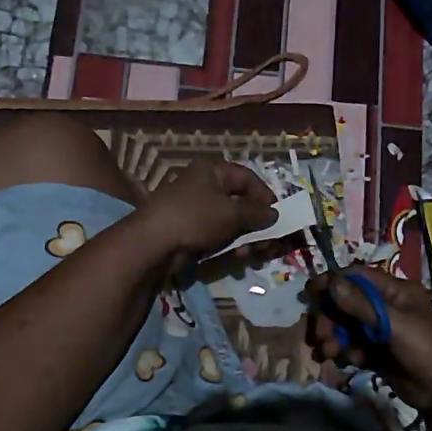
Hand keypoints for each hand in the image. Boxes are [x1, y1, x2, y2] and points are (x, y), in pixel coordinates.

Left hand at [132, 161, 276, 269]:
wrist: (154, 243)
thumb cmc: (195, 217)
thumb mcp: (231, 212)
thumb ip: (256, 212)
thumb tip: (274, 214)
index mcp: (211, 171)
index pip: (246, 177)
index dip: (264, 195)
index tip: (277, 215)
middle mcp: (202, 186)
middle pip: (238, 202)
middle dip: (256, 223)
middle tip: (268, 242)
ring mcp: (194, 210)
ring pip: (228, 222)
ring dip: (244, 238)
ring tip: (252, 254)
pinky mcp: (188, 231)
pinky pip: (215, 235)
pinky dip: (228, 246)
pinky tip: (236, 259)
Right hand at [306, 267, 431, 412]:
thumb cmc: (427, 350)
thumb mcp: (394, 324)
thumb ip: (360, 304)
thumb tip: (331, 282)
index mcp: (396, 292)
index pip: (357, 277)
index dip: (333, 282)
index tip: (310, 292)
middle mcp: (387, 307)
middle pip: (347, 303)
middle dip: (330, 317)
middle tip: (320, 334)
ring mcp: (382, 331)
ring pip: (347, 327)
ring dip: (334, 337)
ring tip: (329, 353)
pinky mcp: (378, 353)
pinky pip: (353, 346)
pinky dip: (346, 352)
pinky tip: (350, 362)